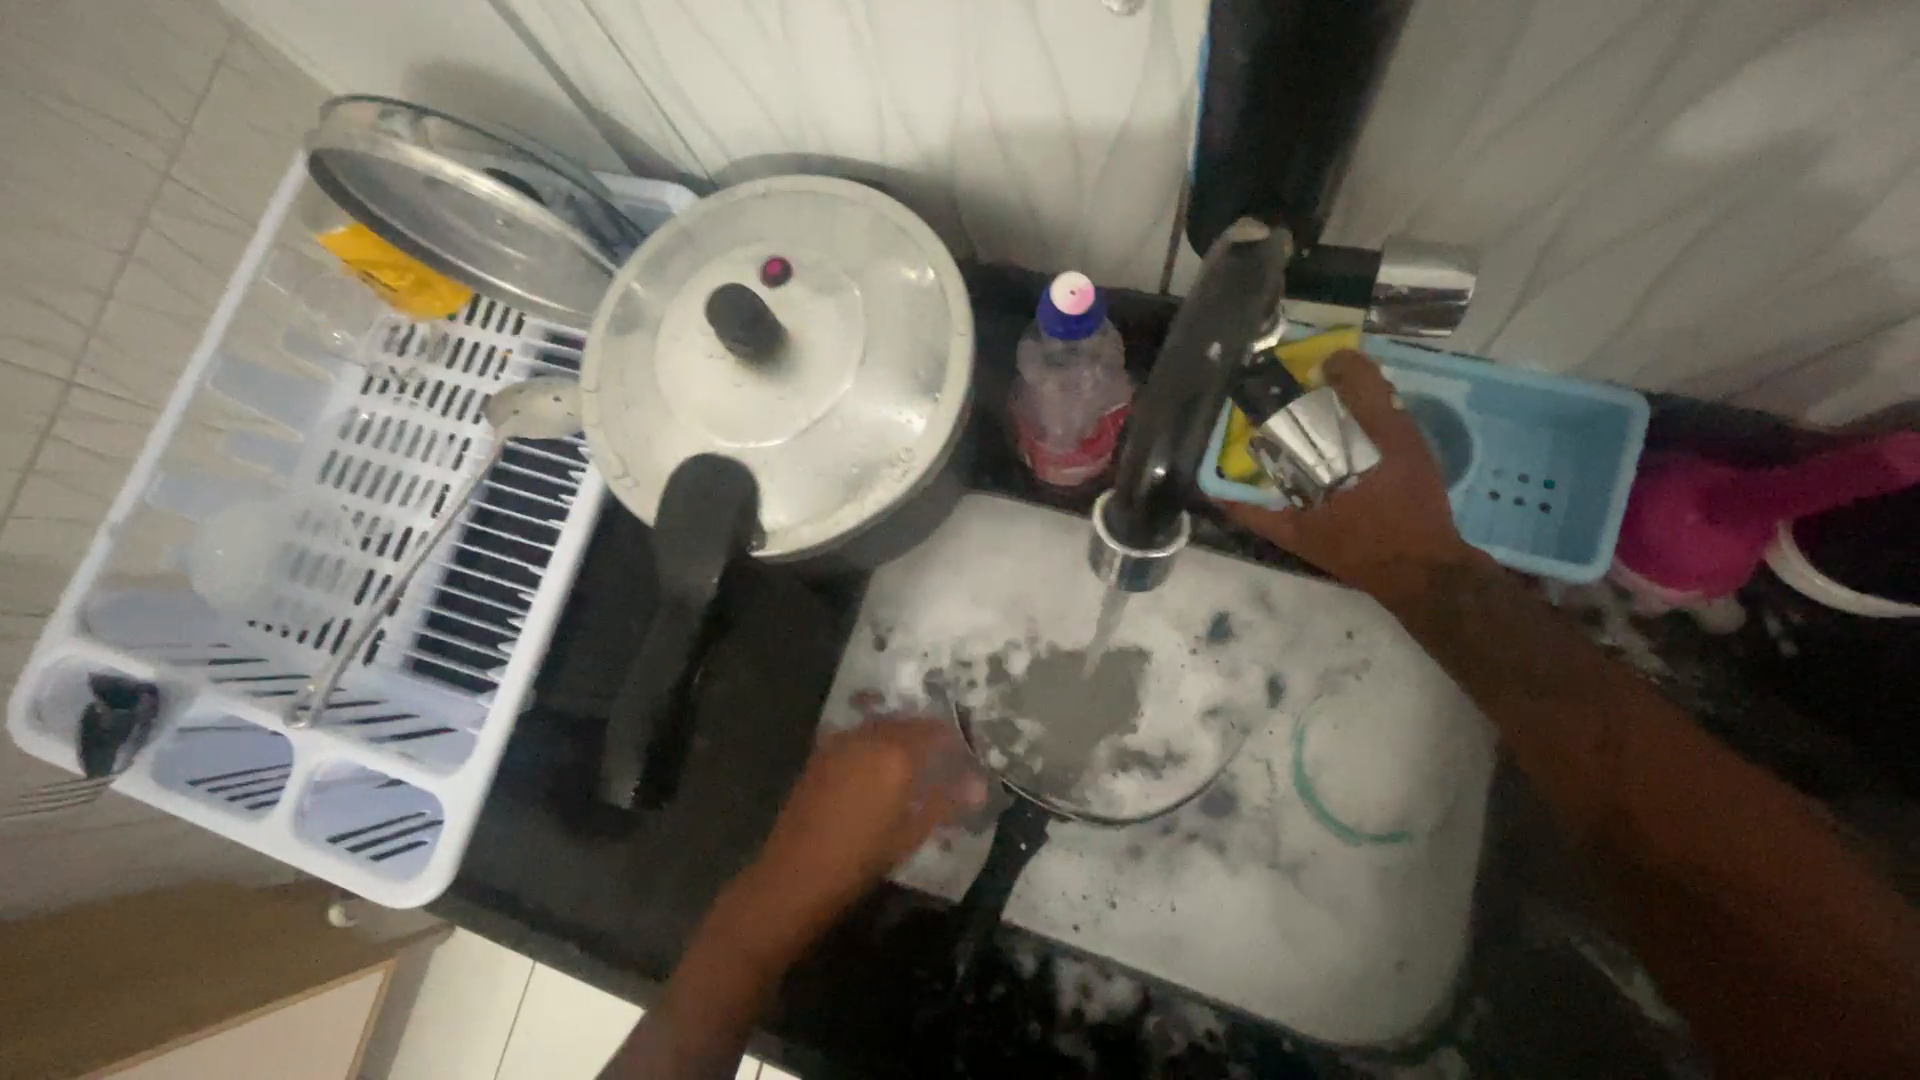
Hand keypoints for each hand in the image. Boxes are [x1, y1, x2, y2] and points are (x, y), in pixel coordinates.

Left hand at [743, 717, 988, 940]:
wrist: (796, 874)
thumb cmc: (862, 858)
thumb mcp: (913, 832)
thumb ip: (947, 801)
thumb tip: (979, 786)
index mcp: (897, 752)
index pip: (936, 731)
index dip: (954, 742)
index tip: (965, 760)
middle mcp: (869, 736)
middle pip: (908, 724)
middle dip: (928, 738)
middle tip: (943, 763)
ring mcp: (840, 742)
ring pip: (881, 727)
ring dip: (900, 738)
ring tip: (913, 767)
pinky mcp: (820, 753)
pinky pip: (858, 737)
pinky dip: (874, 745)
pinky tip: (877, 771)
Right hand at [1222, 350, 1486, 601]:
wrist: (1423, 571)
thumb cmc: (1360, 550)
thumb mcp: (1300, 536)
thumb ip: (1257, 516)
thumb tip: (1219, 500)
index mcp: (1364, 444)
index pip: (1358, 381)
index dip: (1338, 365)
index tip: (1313, 368)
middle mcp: (1394, 433)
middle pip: (1374, 383)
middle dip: (1344, 377)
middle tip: (1313, 387)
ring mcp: (1413, 443)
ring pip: (1387, 400)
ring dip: (1358, 396)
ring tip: (1328, 408)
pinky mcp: (1423, 455)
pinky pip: (1396, 421)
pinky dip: (1372, 418)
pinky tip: (1349, 438)